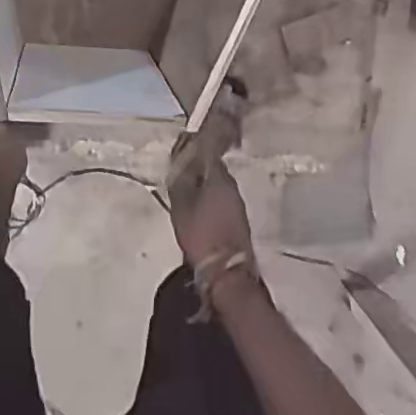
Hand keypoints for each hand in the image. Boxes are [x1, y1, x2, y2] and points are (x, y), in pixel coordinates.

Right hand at [166, 92, 251, 268]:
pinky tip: (197, 203)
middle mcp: (232, 185)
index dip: (192, 143)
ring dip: (202, 179)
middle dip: (196, 161)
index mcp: (218, 177)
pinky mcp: (238, 217)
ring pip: (216, 180)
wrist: (228, 273)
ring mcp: (237, 202)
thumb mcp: (181, 204)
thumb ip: (181, 176)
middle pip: (212, 164)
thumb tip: (182, 152)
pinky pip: (220, 194)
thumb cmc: (201, 234)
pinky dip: (208, 193)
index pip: (206, 148)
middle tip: (177, 165)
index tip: (179, 141)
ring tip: (184, 185)